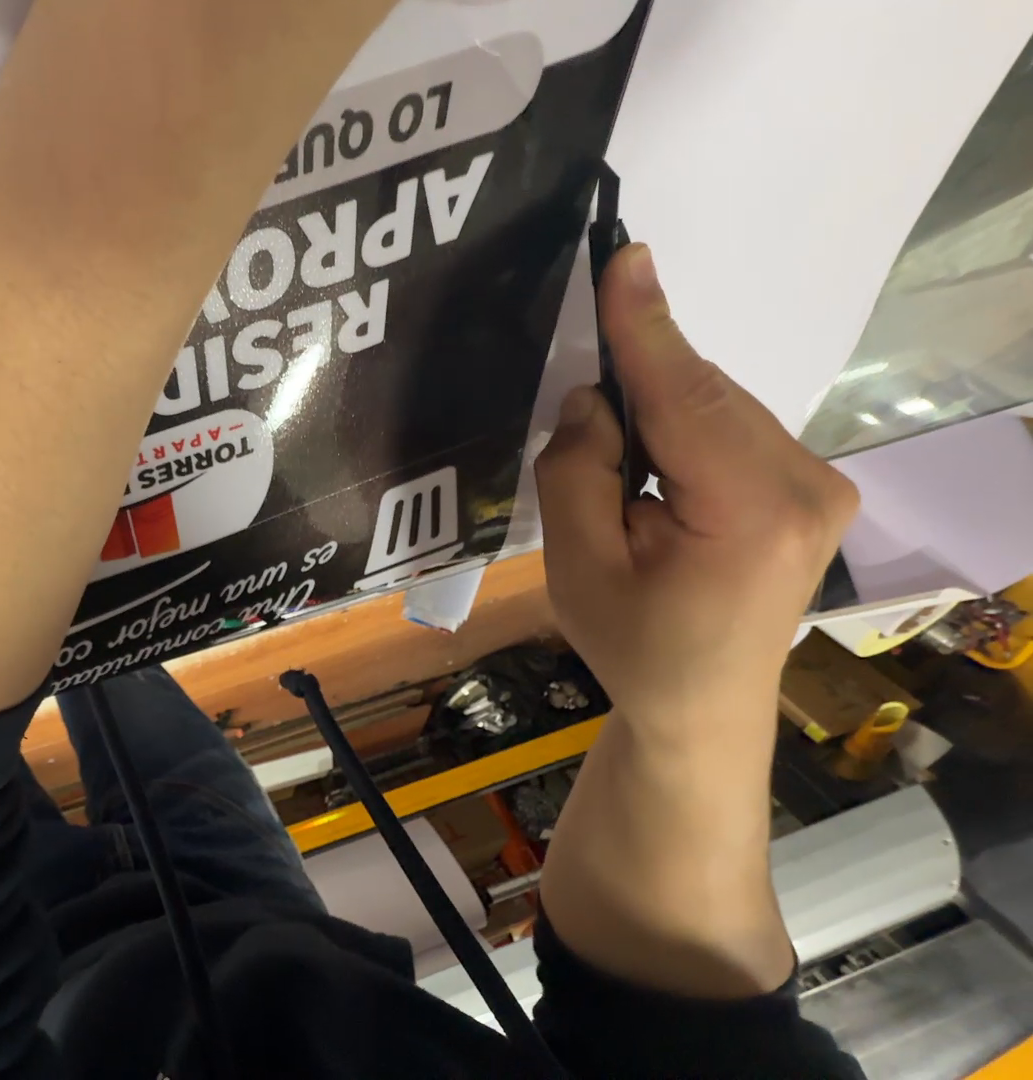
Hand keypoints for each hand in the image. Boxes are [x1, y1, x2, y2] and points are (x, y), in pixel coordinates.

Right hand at [535, 244, 859, 744]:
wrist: (699, 705)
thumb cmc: (632, 644)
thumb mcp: (579, 566)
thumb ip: (577, 474)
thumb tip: (592, 402)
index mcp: (751, 512)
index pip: (686, 398)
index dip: (647, 329)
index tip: (626, 257)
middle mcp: (807, 485)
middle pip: (703, 398)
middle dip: (637, 386)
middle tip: (576, 421)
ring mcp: (819, 486)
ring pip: (716, 410)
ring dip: (654, 413)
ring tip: (611, 468)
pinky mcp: (809, 491)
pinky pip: (728, 431)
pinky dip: (678, 430)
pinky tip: (647, 468)